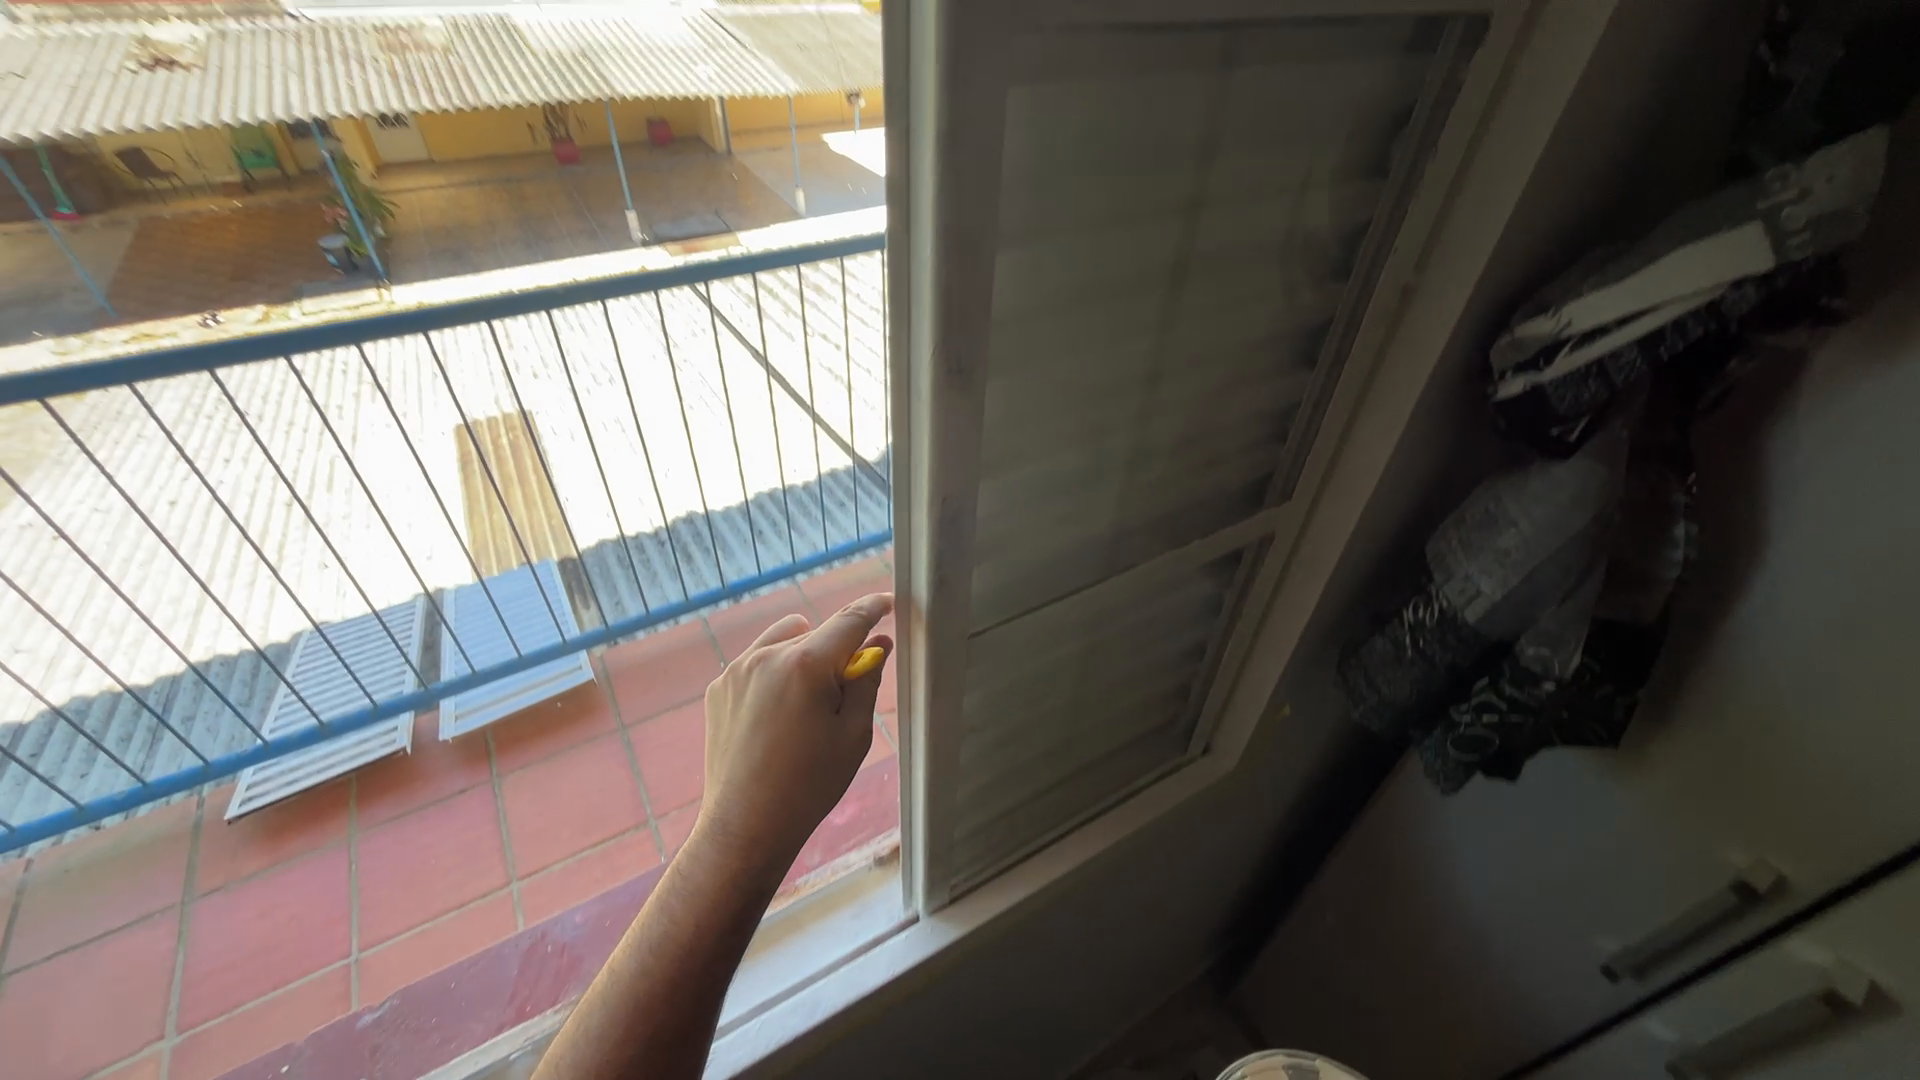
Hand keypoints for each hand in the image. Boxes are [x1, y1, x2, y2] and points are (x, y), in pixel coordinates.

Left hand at [694, 593, 893, 882]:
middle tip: (843, 696)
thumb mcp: (854, 734)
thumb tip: (877, 643)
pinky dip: (775, 672)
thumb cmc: (810, 784)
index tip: (888, 602)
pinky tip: (776, 717)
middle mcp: (767, 655)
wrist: (746, 825)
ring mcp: (737, 670)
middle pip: (818, 633)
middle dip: (837, 652)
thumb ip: (867, 679)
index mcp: (806, 664)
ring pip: (785, 639)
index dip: (873, 608)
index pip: (849, 620)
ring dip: (804, 654)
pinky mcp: (719, 687)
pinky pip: (758, 661)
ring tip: (806, 703)